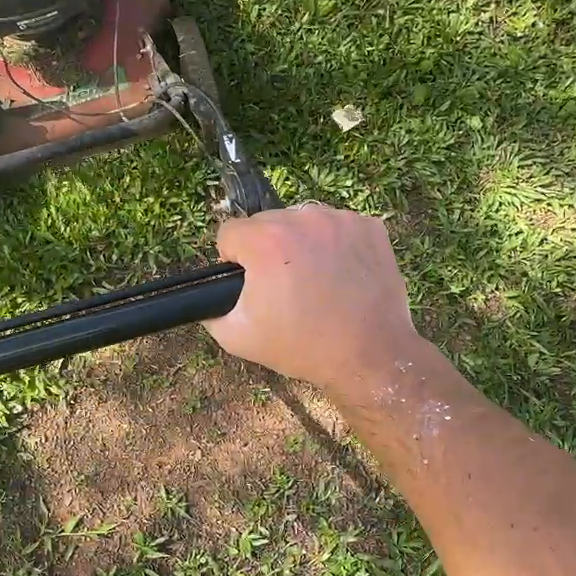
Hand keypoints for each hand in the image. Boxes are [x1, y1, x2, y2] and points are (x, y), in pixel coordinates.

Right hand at [203, 204, 424, 399]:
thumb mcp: (238, 338)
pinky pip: (337, 227)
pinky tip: (340, 277)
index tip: (251, 285)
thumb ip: (211, 310)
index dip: (233, 261)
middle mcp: (303, 218)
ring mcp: (341, 220)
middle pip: (267, 223)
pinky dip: (334, 246)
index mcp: (266, 241)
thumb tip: (206, 296)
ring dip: (301, 245)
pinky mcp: (369, 226)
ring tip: (314, 283)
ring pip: (303, 222)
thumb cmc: (302, 347)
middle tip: (284, 289)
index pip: (230, 232)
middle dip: (268, 250)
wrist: (368, 356)